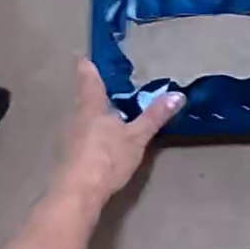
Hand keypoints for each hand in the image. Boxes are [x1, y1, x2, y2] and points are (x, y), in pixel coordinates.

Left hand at [51, 59, 183, 206]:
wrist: (77, 195)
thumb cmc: (106, 158)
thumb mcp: (137, 137)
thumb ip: (155, 115)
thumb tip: (178, 94)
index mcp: (92, 105)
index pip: (87, 76)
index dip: (87, 64)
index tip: (87, 53)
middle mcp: (77, 116)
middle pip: (84, 95)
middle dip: (95, 87)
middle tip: (110, 79)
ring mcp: (71, 137)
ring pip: (83, 115)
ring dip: (95, 109)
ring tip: (112, 105)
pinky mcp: (71, 156)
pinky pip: (83, 133)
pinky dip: (94, 128)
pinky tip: (105, 136)